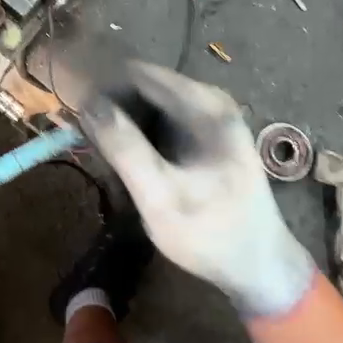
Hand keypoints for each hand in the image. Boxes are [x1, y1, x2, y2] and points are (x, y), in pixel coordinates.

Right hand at [80, 61, 315, 319]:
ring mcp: (210, 117)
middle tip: (101, 158)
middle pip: (142, 88)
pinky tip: (135, 173)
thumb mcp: (160, 196)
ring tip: (117, 171)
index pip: (137, 74)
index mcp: (206, 107)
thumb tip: (88, 105)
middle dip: (115, 116)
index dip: (104, 95)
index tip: (82, 127)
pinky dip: (141, 141)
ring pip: (148, 106)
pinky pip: (160, 123)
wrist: (260, 268)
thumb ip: (125, 148)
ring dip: (125, 131)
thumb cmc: (210, 234)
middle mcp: (210, 101)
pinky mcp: (205, 135)